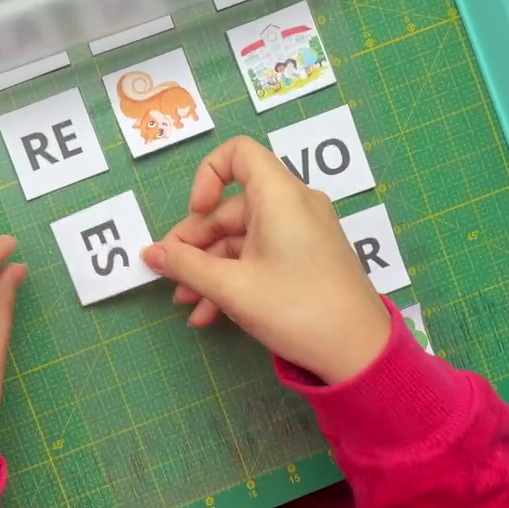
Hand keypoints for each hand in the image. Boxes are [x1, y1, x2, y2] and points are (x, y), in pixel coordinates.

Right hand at [142, 136, 388, 383]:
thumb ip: (184, 266)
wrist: (359, 353)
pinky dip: (232, 277)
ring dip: (208, 269)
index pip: (238, 154)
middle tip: (170, 275)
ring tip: (186, 304)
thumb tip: (149, 253)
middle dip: (195, 243)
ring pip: (240, 239)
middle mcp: (293, 206)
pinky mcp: (305, 259)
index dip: (207, 176)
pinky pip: (258, 256)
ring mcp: (301, 233)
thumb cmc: (295, 308)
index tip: (195, 213)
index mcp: (279, 197)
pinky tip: (210, 313)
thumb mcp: (230, 288)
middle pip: (230, 208)